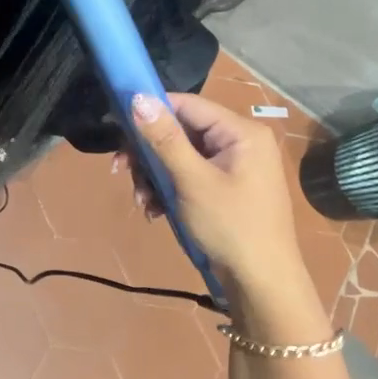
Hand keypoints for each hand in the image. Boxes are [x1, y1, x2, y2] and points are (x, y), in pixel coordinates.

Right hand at [126, 92, 303, 286]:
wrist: (260, 281)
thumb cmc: (230, 226)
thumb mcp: (191, 181)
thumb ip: (164, 138)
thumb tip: (137, 98)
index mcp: (241, 133)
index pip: (186, 105)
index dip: (150, 113)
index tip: (117, 131)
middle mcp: (239, 142)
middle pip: (179, 131)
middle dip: (148, 154)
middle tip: (122, 173)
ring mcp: (232, 166)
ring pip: (177, 156)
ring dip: (152, 176)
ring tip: (142, 202)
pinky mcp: (224, 187)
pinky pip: (186, 175)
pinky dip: (166, 189)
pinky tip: (155, 210)